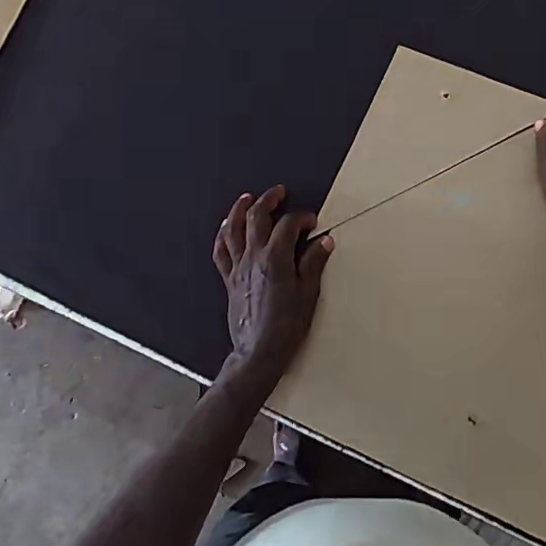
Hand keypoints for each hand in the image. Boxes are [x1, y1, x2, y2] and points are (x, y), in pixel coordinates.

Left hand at [211, 185, 332, 386]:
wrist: (259, 352)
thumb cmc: (285, 328)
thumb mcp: (308, 295)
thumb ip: (314, 264)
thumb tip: (323, 243)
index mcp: (275, 260)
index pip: (287, 225)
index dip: (301, 218)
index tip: (311, 222)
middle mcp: (253, 259)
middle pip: (256, 217)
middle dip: (268, 200)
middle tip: (278, 193)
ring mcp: (238, 268)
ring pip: (232, 229)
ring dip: (239, 210)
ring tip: (247, 198)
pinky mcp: (229, 280)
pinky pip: (221, 251)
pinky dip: (222, 235)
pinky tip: (225, 227)